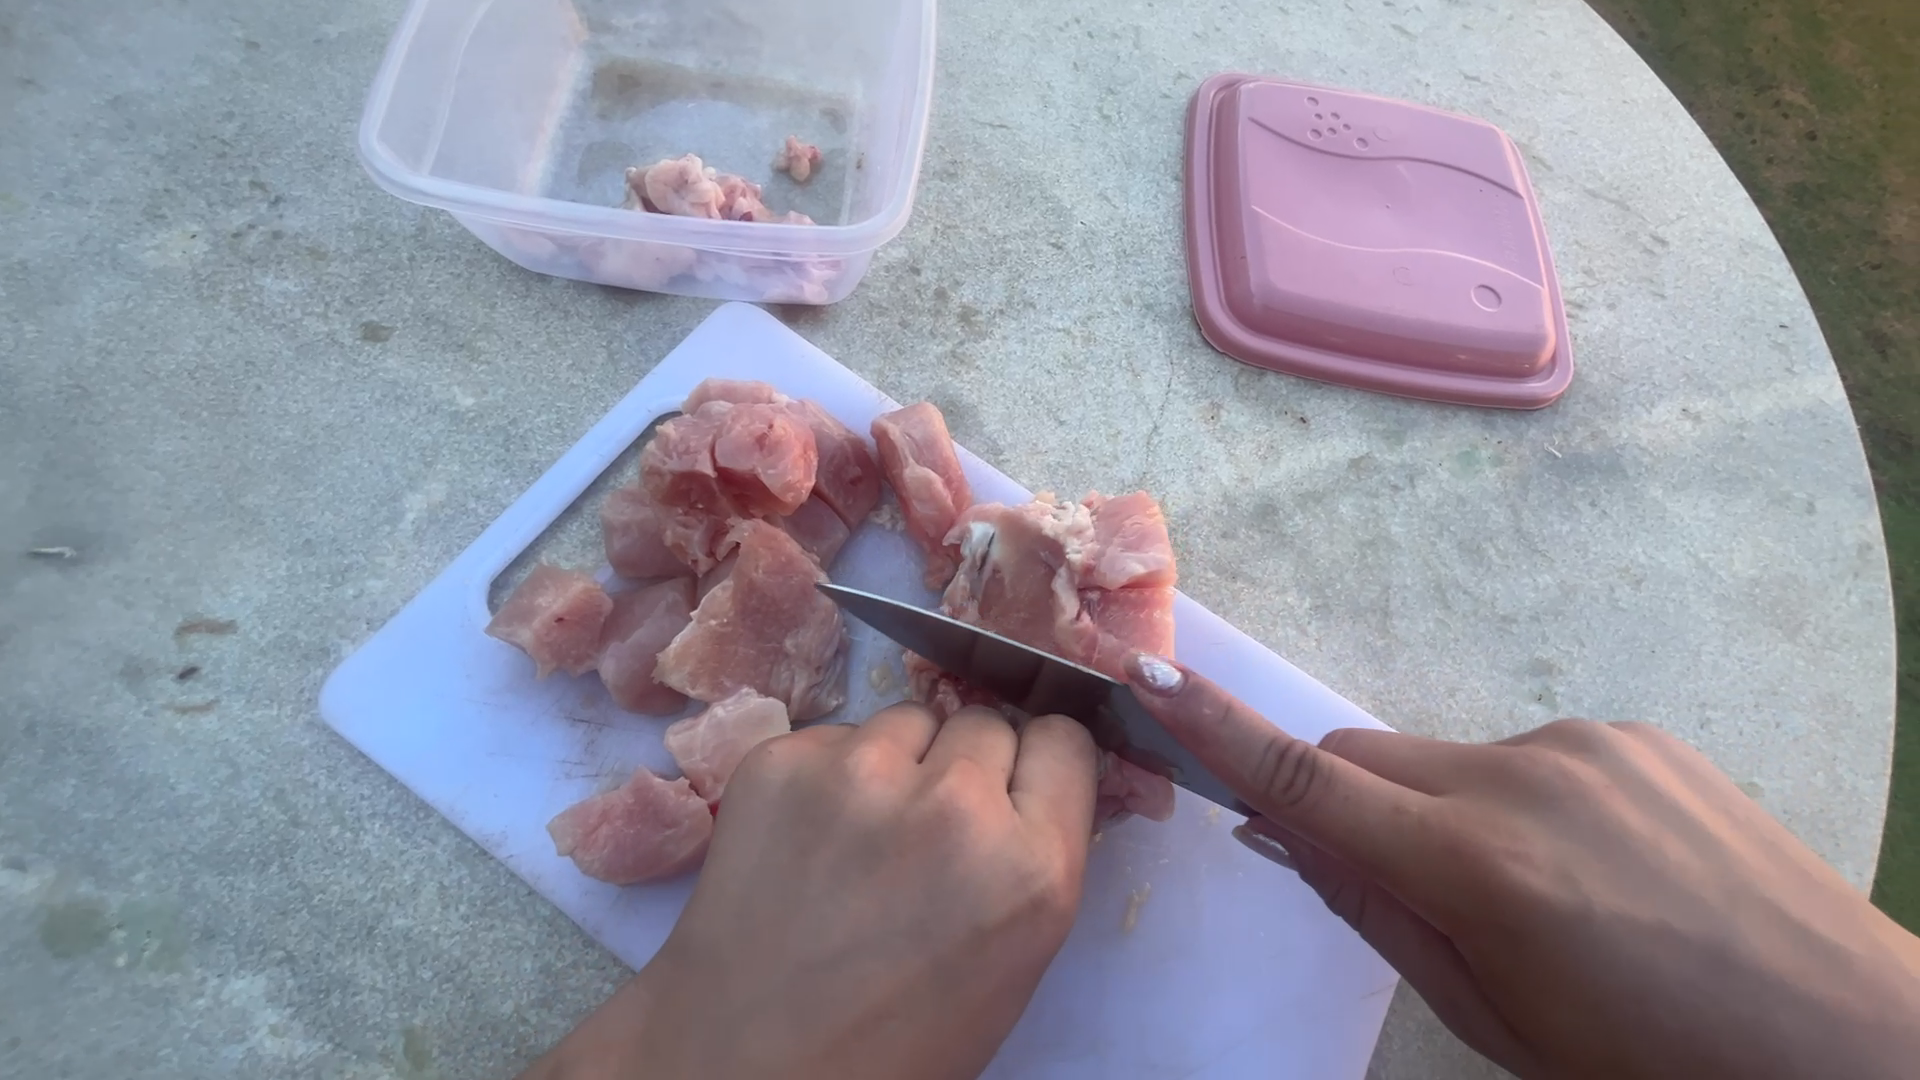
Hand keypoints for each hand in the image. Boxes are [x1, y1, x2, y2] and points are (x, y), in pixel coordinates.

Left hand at [520, 703, 1098, 1079]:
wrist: (747, 1061)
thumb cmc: (900, 1030)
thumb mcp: (1013, 954)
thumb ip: (1032, 849)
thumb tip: (1026, 768)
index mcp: (1030, 866)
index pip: (1064, 739)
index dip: (1038, 761)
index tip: (1015, 781)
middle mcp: (954, 802)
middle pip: (984, 721)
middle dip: (966, 764)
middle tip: (928, 823)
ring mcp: (861, 770)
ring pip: (909, 719)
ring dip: (898, 761)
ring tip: (860, 831)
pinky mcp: (784, 758)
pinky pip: (836, 734)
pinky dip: (831, 771)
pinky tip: (806, 832)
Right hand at [1123, 653, 1919, 1079]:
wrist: (1879, 1061)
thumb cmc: (1649, 1068)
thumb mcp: (1489, 1016)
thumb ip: (1369, 907)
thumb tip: (1274, 830)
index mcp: (1477, 868)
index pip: (1303, 782)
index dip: (1215, 729)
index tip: (1150, 678)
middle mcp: (1519, 778)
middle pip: (1357, 754)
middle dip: (1345, 798)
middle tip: (1404, 870)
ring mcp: (1582, 742)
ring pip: (1434, 755)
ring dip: (1438, 806)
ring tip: (1534, 884)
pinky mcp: (1630, 730)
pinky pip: (1517, 752)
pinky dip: (1512, 796)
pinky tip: (1595, 860)